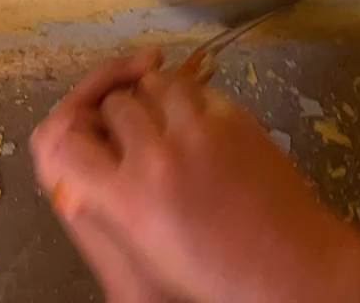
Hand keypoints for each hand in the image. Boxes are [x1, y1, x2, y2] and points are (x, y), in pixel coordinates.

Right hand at [31, 50, 359, 302]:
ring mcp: (195, 129)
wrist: (293, 270)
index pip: (65, 139)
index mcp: (125, 200)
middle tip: (132, 130)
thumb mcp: (144, 253)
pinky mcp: (230, 114)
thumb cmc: (215, 278)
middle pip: (112, 103)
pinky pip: (191, 85)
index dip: (75, 134)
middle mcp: (154, 157)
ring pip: (150, 82)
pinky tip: (192, 114)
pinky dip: (185, 94)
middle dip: (116, 112)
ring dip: (149, 93)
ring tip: (160, 113)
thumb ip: (108, 205)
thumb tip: (81, 172)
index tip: (90, 140)